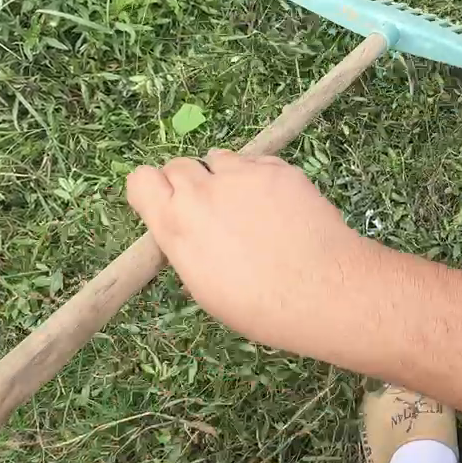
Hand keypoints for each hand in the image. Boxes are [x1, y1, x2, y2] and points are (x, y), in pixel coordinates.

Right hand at [125, 151, 379, 356]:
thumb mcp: (203, 284)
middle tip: (213, 209)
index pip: (141, 180)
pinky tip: (279, 204)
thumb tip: (191, 230)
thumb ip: (188, 243)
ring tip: (249, 206)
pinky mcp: (279, 168)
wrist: (321, 288)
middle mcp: (203, 190)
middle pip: (180, 165)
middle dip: (190, 182)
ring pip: (220, 158)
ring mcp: (244, 174)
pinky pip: (258, 162)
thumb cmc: (259, 304)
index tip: (168, 204)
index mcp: (176, 223)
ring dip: (226, 176)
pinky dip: (261, 177)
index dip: (155, 190)